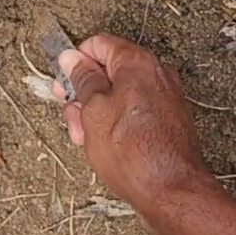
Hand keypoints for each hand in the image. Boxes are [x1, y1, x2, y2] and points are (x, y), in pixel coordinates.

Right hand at [56, 35, 215, 208]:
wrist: (172, 190)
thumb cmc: (133, 151)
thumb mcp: (93, 110)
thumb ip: (82, 79)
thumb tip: (72, 59)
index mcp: (137, 62)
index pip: (98, 44)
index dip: (76, 62)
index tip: (64, 83)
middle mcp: (156, 73)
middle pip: (110, 70)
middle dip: (85, 93)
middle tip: (75, 118)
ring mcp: (165, 96)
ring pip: (120, 94)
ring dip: (98, 114)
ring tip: (90, 141)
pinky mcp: (168, 119)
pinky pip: (135, 111)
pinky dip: (117, 124)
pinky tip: (108, 147)